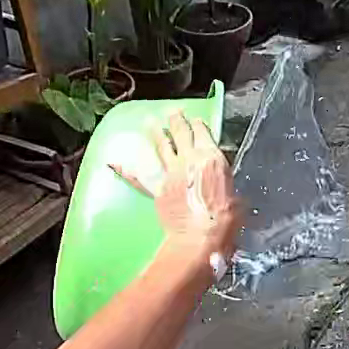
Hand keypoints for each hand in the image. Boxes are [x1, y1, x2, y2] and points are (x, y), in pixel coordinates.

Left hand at [113, 111, 238, 264]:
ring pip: (161, 147)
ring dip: (156, 133)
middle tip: (172, 111)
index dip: (198, 125)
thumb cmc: (225, 220)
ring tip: (150, 122)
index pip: (203, 133)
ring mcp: (171, 173)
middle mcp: (189, 159)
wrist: (200, 237)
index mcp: (211, 158)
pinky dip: (126, 170)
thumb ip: (224, 183)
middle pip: (180, 134)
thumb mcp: (235, 195)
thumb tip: (219, 182)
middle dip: (176, 120)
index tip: (194, 120)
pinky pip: (139, 177)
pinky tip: (114, 163)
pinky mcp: (157, 189)